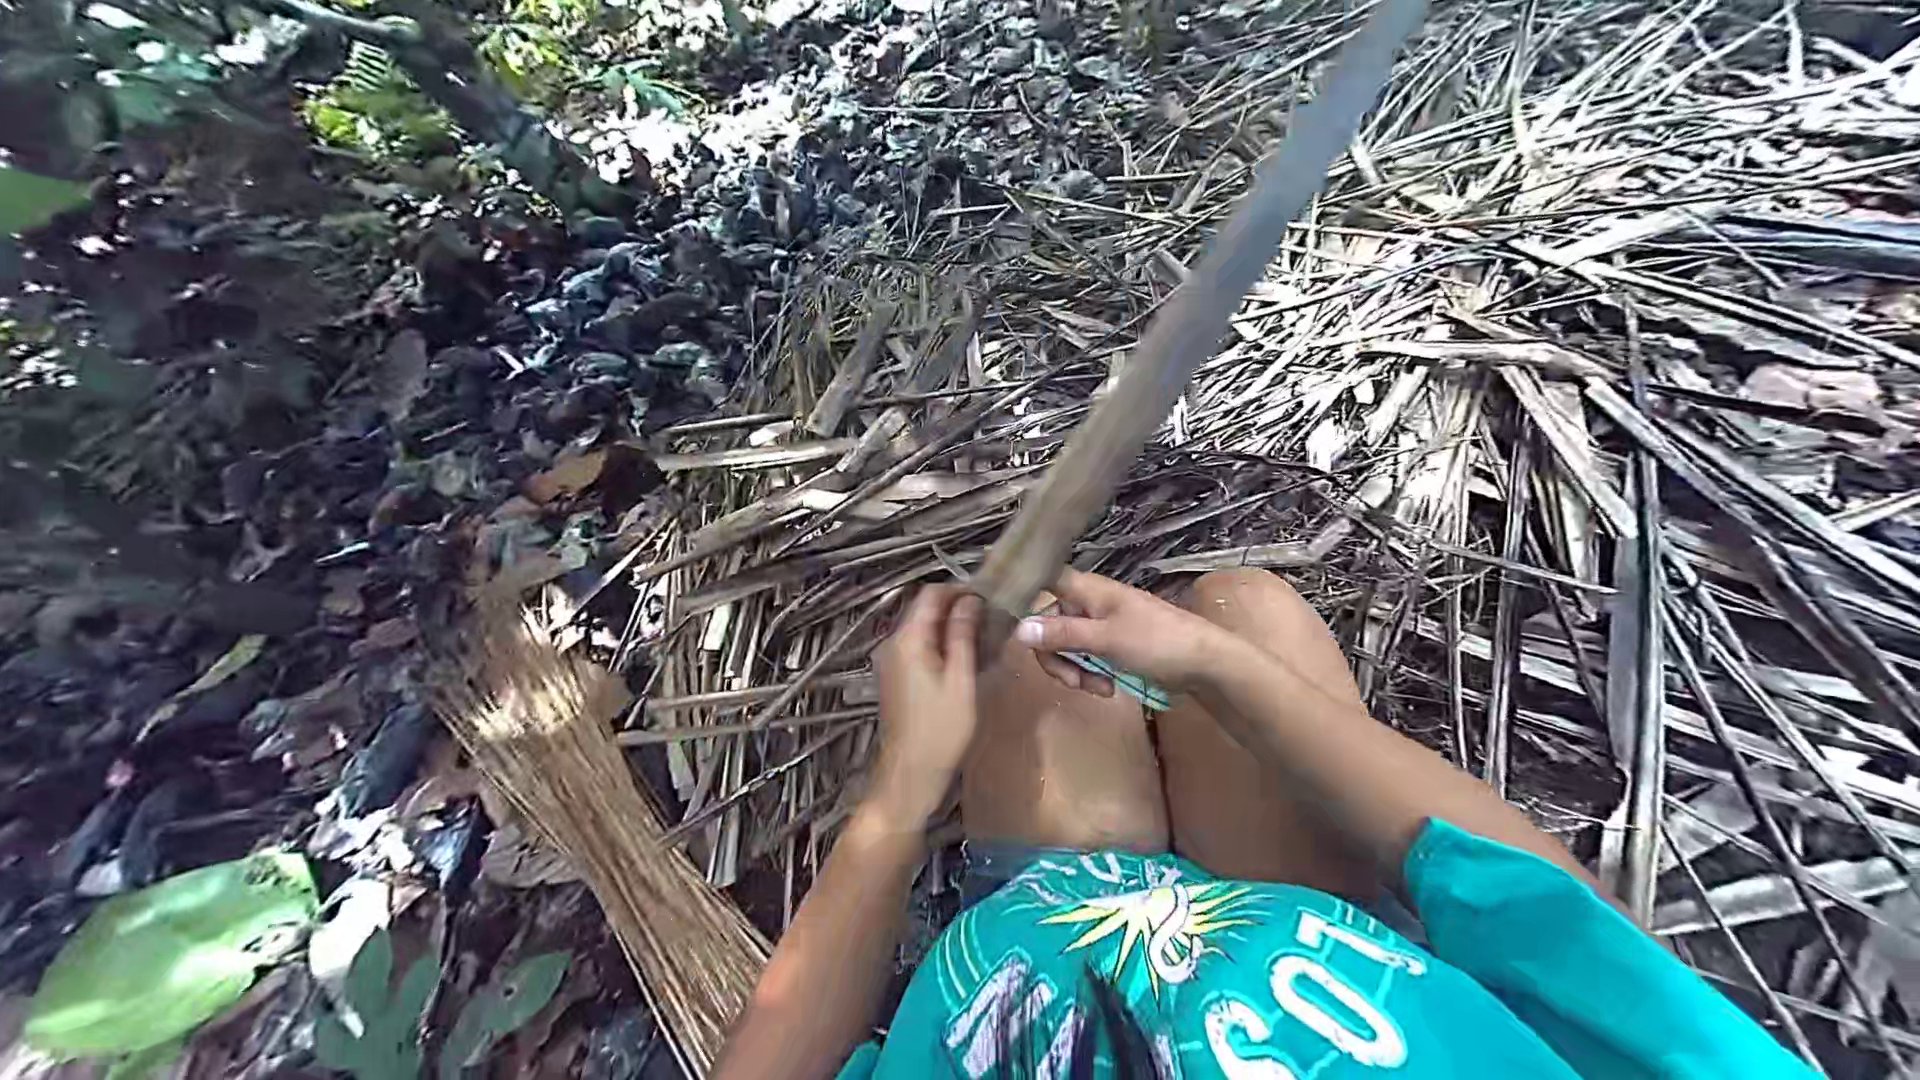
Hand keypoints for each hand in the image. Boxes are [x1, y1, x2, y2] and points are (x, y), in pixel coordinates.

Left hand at [866, 584, 981, 826]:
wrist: (909, 775)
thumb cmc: (939, 731)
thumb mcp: (960, 680)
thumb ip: (963, 636)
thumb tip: (971, 602)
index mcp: (908, 640)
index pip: (931, 594)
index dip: (960, 589)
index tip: (988, 595)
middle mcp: (894, 644)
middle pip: (925, 609)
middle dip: (957, 607)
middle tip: (991, 615)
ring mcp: (892, 660)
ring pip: (924, 628)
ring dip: (951, 626)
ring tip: (984, 634)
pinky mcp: (897, 676)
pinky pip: (920, 646)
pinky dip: (942, 643)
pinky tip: (967, 656)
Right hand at [1014, 569, 1241, 694]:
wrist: (1207, 664)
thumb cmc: (1157, 642)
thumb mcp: (1105, 640)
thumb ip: (1060, 634)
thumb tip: (1017, 629)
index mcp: (1087, 589)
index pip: (1044, 579)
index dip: (1024, 590)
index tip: (1008, 616)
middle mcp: (1089, 603)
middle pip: (1049, 623)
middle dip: (1056, 656)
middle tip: (1073, 680)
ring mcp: (1101, 625)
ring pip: (1067, 646)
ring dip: (1076, 671)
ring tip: (1099, 687)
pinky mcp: (1113, 646)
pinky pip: (1087, 658)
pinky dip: (1092, 675)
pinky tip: (1109, 687)